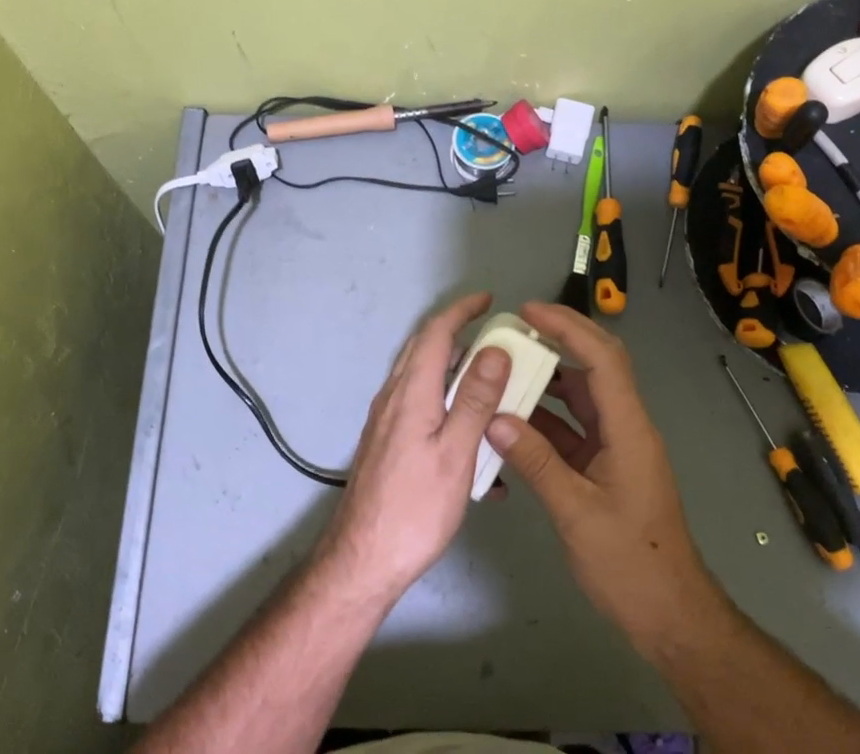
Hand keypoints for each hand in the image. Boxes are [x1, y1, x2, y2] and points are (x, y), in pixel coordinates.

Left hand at [312, 292, 512, 605]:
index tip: (487, 300)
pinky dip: (446, 409)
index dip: (461, 312)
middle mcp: (393, 399)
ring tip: (492, 387)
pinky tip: (473, 445)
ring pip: (422, 381)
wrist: (364, 558)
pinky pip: (420, 410)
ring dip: (455, 374)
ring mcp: (386, 423)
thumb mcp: (456, 453)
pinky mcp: (387, 446)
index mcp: (410, 393)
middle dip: (458, 336)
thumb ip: (475, 400)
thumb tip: (494, 350)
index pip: (435, 334)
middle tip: (496, 338)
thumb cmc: (415, 507)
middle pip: (424, 352)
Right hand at [486, 302, 724, 646]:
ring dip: (546, 383)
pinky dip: (544, 422)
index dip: (567, 328)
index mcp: (629, 430)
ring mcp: (616, 450)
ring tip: (502, 369)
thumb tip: (495, 418)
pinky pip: (572, 432)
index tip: (527, 311)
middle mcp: (626, 430)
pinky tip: (510, 421)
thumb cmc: (630, 563)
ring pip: (581, 400)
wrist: (668, 613)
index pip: (602, 359)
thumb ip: (536, 462)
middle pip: (596, 369)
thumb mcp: (577, 512)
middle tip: (512, 330)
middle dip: (558, 342)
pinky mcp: (605, 470)